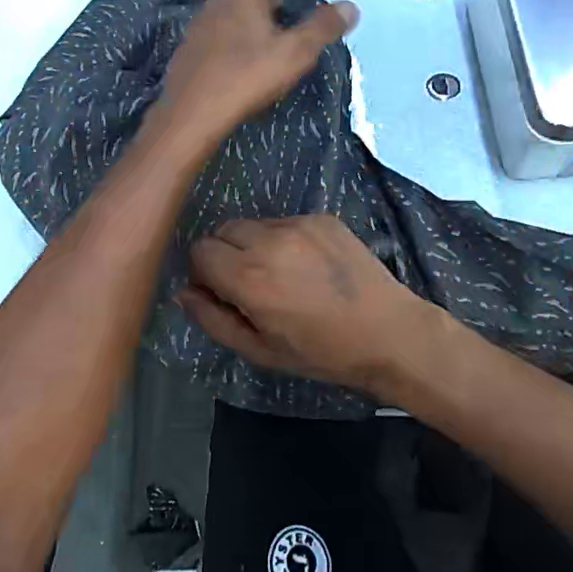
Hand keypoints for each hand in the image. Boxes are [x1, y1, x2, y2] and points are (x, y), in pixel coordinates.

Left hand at [152, 0, 357, 143]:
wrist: (194, 112)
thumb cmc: (249, 76)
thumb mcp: (297, 53)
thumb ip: (323, 28)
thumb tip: (351, 6)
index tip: (292, 24)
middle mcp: (216, 4)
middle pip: (244, 2)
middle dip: (262, 18)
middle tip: (280, 47)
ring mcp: (196, 30)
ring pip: (226, 25)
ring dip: (241, 39)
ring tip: (258, 66)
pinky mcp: (184, 56)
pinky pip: (211, 48)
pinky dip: (223, 58)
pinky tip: (233, 80)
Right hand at [177, 215, 446, 395]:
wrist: (388, 332)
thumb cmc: (322, 352)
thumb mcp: (261, 351)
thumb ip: (214, 320)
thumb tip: (184, 292)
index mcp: (249, 277)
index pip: (200, 251)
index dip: (206, 274)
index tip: (225, 294)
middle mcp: (270, 240)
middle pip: (223, 230)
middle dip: (227, 255)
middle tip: (253, 286)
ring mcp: (301, 224)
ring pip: (255, 224)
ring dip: (256, 245)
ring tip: (286, 276)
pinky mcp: (325, 218)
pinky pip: (287, 222)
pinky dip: (286, 239)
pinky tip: (310, 266)